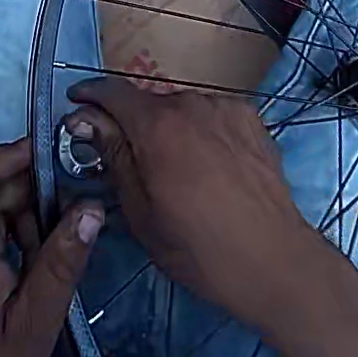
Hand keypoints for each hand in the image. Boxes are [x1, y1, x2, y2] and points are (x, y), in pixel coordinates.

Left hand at [0, 140, 103, 356]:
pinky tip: (39, 266)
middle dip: (32, 190)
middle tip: (75, 211)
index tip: (54, 158)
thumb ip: (60, 263)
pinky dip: (14, 238)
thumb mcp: (32, 322)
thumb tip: (92, 209)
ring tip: (60, 249)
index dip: (12, 153)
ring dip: (26, 217)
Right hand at [65, 78, 324, 323]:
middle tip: (138, 159)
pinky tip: (213, 161)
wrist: (279, 266)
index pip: (111, 91)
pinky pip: (211, 113)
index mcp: (156, 125)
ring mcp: (222, 106)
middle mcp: (188, 103)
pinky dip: (203, 128)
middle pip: (147, 103)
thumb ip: (111, 154)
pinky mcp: (249, 116)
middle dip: (135, 124)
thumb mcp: (140, 211)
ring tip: (183, 167)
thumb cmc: (200, 247)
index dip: (89, 94)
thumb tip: (83, 118)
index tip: (78, 102)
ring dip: (172, 126)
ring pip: (180, 107)